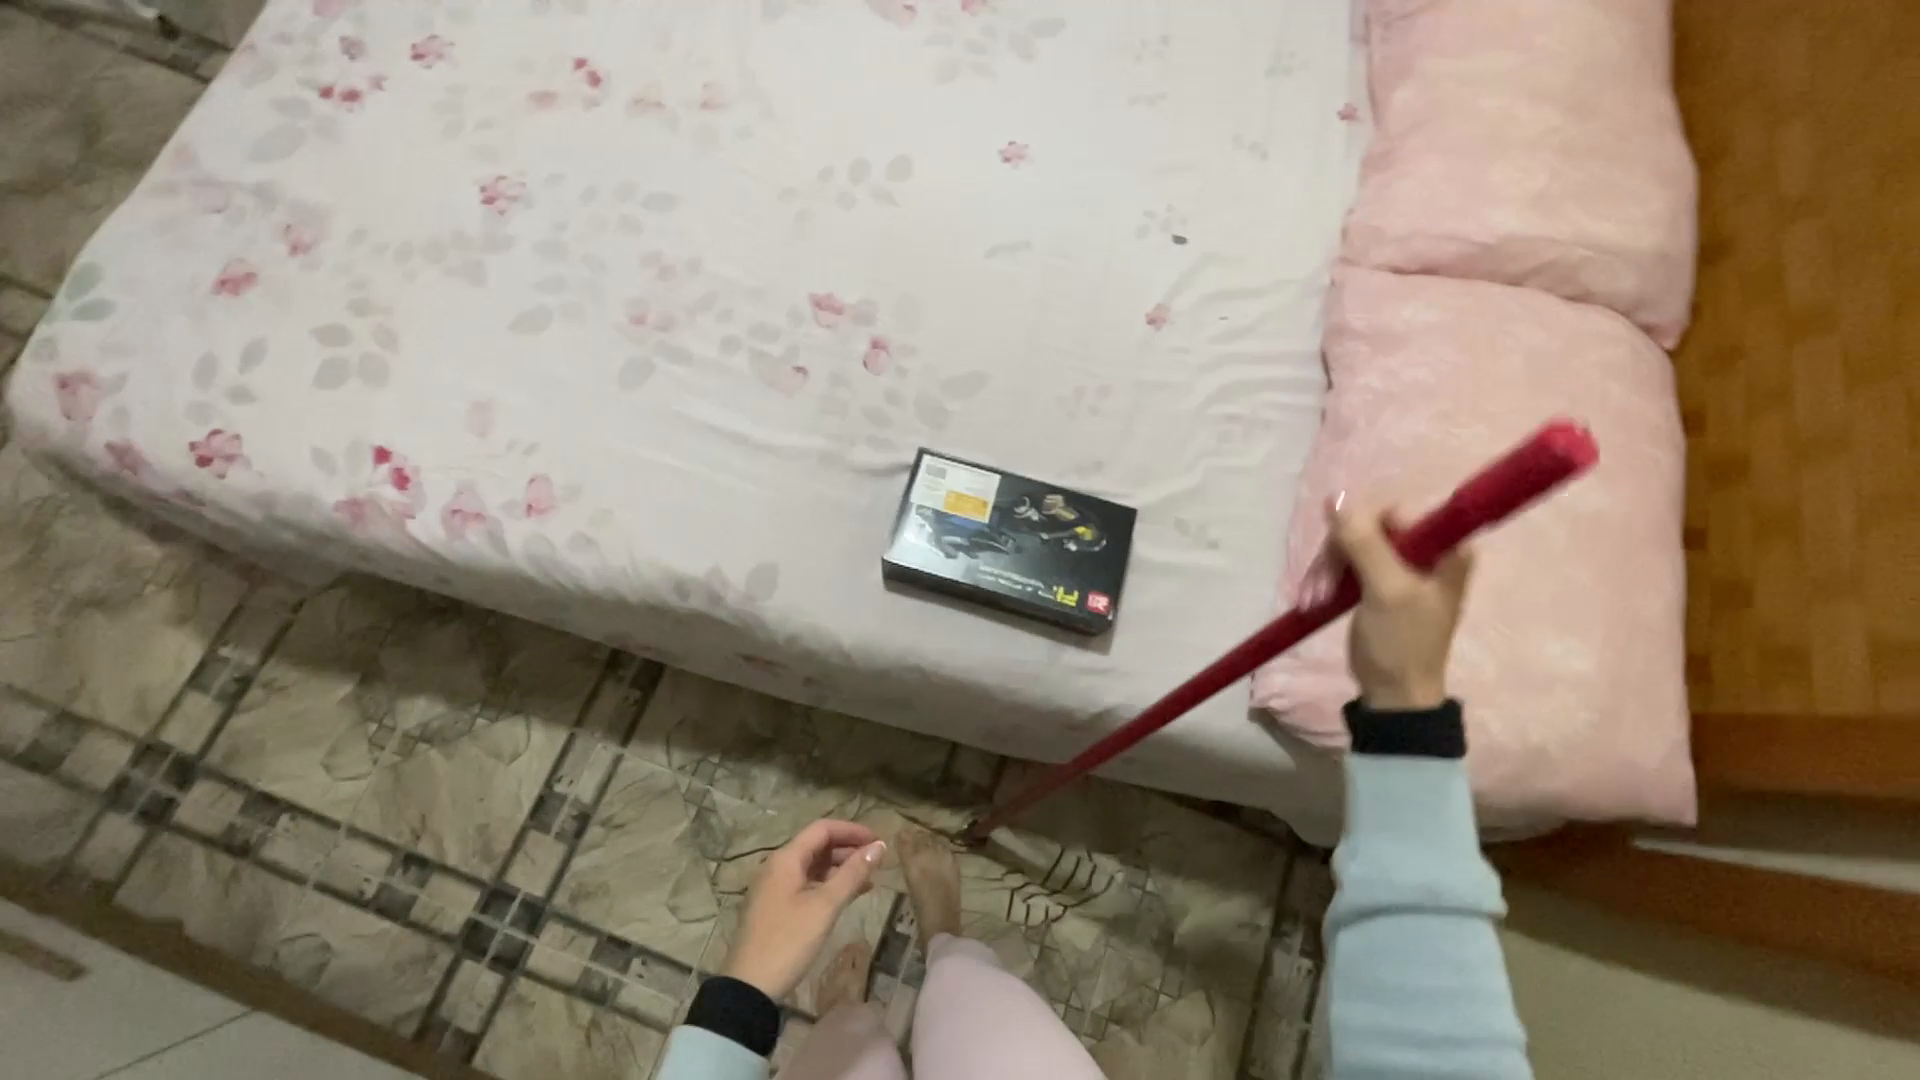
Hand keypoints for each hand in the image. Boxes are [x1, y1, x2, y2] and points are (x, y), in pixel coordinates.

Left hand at [723, 819, 886, 1000]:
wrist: (749, 988)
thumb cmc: (789, 941)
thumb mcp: (825, 906)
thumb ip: (853, 873)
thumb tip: (880, 846)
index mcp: (786, 859)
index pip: (823, 829)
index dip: (852, 831)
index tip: (878, 842)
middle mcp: (778, 866)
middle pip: (817, 845)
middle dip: (848, 849)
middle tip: (877, 861)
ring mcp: (774, 887)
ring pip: (813, 866)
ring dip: (840, 869)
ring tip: (868, 880)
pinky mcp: (775, 907)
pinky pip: (806, 884)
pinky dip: (828, 885)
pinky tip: (847, 897)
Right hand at [1329, 499, 1472, 709]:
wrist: (1394, 694)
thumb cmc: (1400, 643)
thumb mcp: (1384, 590)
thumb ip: (1363, 542)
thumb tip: (1335, 498)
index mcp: (1446, 547)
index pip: (1394, 511)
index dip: (1361, 528)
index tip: (1340, 553)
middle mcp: (1428, 550)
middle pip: (1368, 528)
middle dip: (1337, 555)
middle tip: (1320, 588)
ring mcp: (1402, 567)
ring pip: (1351, 546)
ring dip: (1326, 571)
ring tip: (1312, 600)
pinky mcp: (1379, 583)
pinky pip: (1347, 564)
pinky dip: (1328, 580)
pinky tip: (1315, 600)